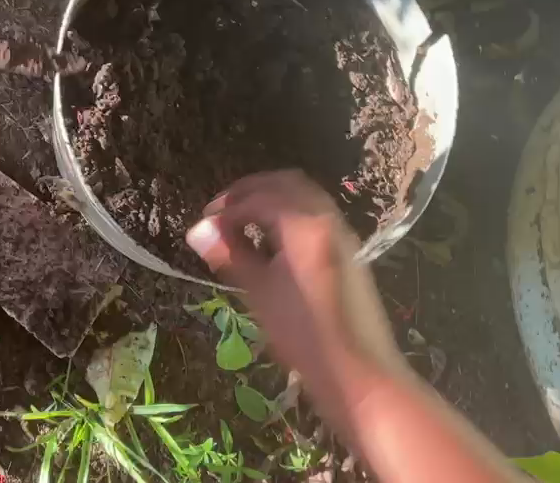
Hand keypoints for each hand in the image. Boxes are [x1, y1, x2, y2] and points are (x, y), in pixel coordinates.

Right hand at [185, 171, 407, 428]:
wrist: (361, 375)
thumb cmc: (303, 333)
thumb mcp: (258, 291)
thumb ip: (230, 253)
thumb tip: (197, 231)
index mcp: (302, 223)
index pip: (255, 199)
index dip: (224, 209)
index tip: (204, 226)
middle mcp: (325, 217)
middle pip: (282, 183)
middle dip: (248, 191)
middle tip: (222, 213)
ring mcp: (341, 232)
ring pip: (302, 194)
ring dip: (270, 199)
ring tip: (244, 222)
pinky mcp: (348, 250)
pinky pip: (314, 212)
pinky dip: (289, 212)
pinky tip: (272, 240)